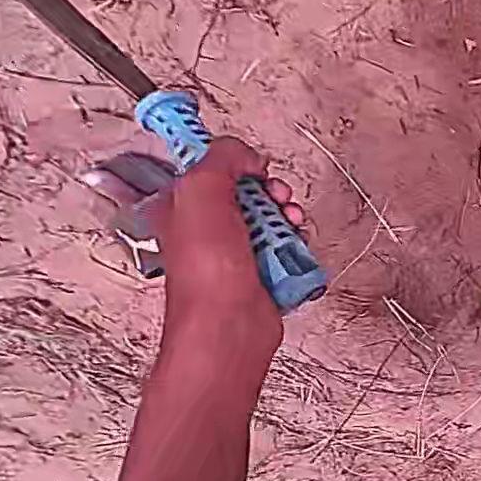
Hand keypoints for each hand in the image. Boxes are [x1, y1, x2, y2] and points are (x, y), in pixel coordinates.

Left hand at [152, 138, 305, 372]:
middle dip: (271, 191)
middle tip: (275, 198)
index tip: (252, 166)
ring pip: (273, 219)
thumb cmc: (207, 272)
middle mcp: (209, 228)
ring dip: (287, 218)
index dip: (236, 162)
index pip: (213, 168)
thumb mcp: (202, 191)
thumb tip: (246, 155)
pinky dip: (296, 244)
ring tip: (287, 225)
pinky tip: (293, 247)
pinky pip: (288, 246)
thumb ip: (222, 159)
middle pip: (250, 192)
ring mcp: (238, 251)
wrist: (231, 324)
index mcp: (185, 205)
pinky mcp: (264, 271)